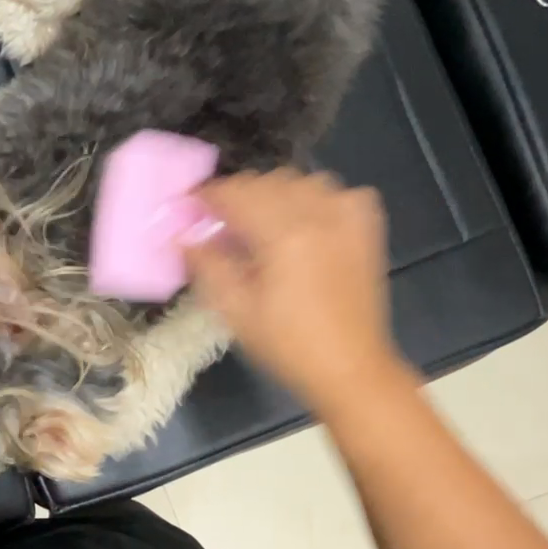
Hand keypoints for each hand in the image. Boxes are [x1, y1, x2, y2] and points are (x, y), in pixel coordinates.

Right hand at [184, 169, 411, 413]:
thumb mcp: (234, 309)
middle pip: (266, 181)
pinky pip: (335, 192)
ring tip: (258, 223)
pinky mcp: (365, 228)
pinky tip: (302, 223)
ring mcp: (347, 219)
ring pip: (300, 181)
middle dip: (237, 196)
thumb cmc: (285, 344)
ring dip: (273, 194)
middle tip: (217, 225)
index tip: (187, 208)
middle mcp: (318, 216)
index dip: (205, 196)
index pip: (235, 193)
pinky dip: (313, 199)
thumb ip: (207, 264)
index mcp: (283, 235)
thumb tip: (182, 235)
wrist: (350, 367)